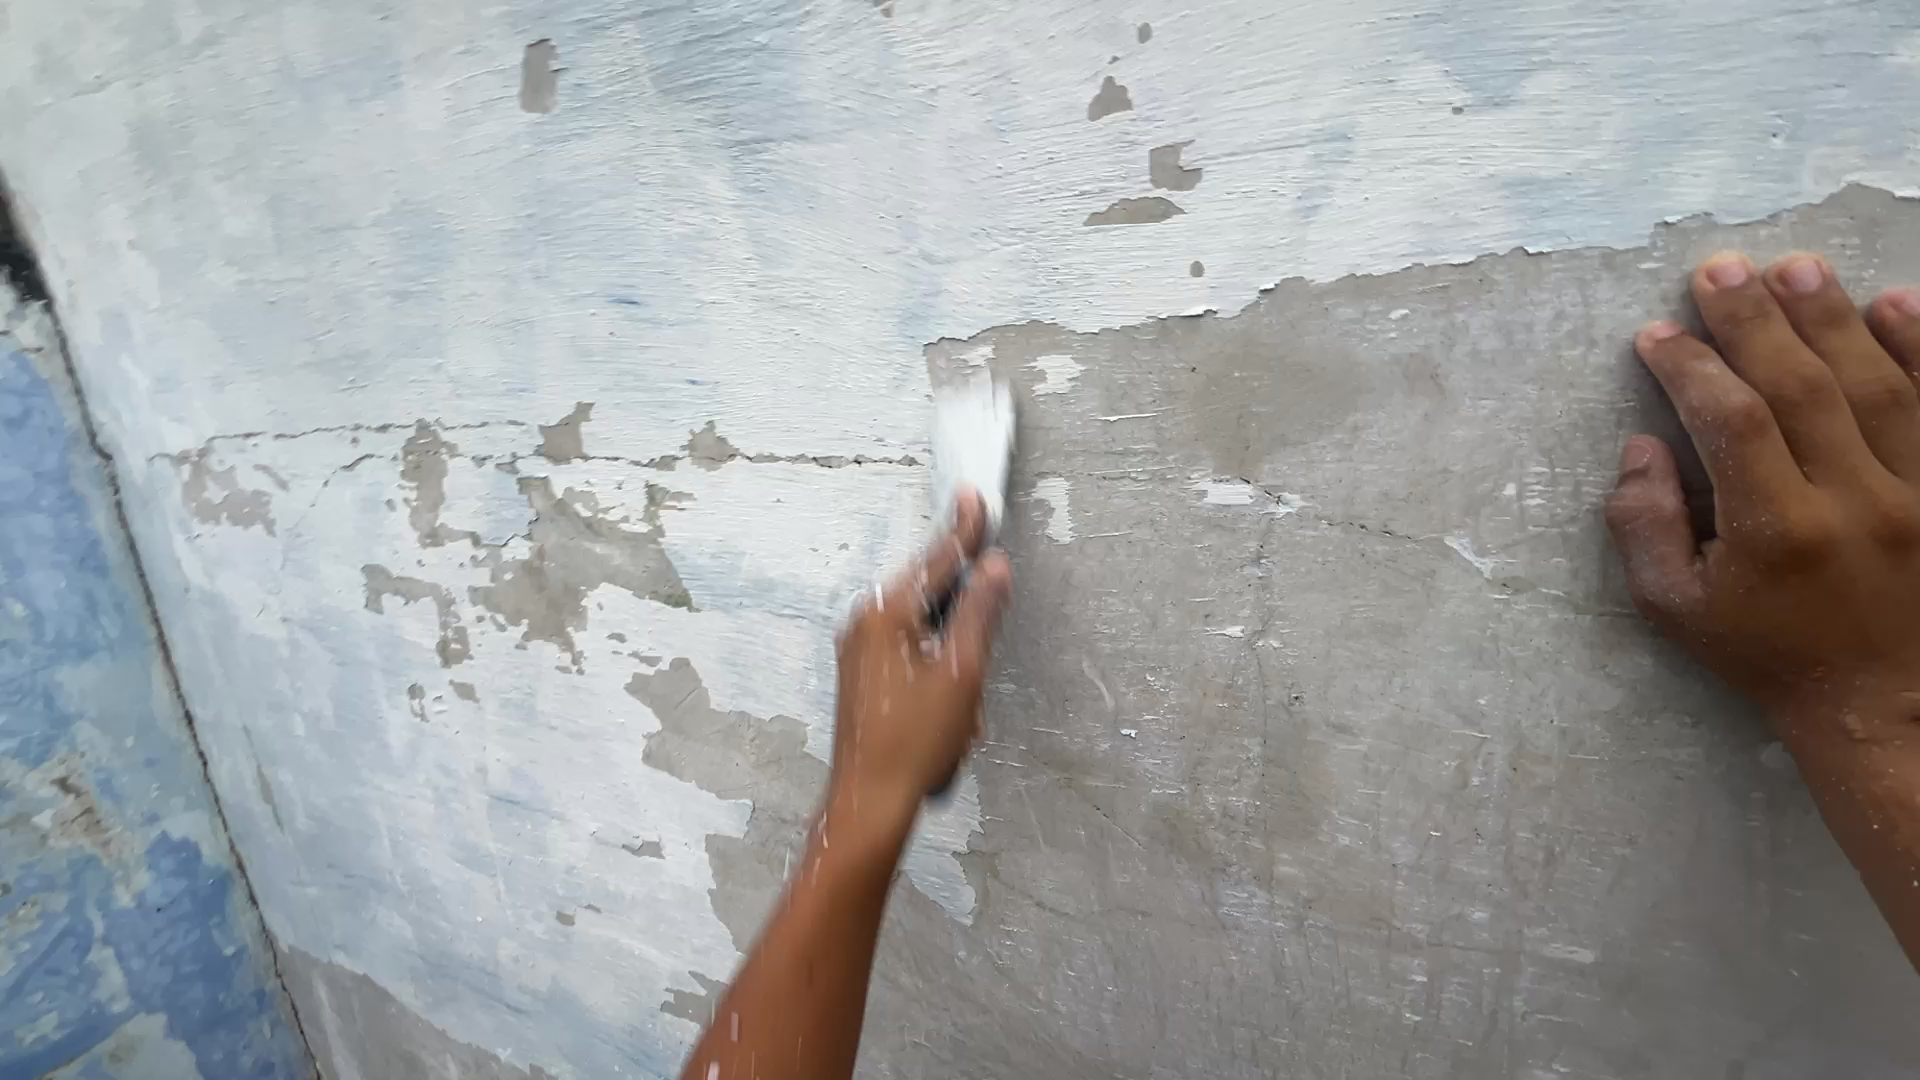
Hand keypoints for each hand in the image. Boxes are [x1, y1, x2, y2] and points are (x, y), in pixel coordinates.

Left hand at [830, 490, 1012, 812]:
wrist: (870, 800)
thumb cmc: (917, 740)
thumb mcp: (960, 672)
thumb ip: (979, 613)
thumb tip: (994, 565)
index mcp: (885, 615)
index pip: (935, 561)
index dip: (962, 528)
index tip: (974, 493)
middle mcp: (864, 622)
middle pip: (923, 583)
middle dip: (960, 576)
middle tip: (983, 543)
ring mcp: (859, 647)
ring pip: (917, 613)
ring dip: (951, 619)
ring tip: (972, 635)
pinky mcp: (863, 670)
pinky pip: (906, 637)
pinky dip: (934, 639)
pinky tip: (951, 662)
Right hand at [1607, 251, 1919, 732]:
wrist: (1888, 702)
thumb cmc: (1761, 651)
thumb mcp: (1670, 603)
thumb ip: (1644, 524)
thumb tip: (1641, 447)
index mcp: (1777, 529)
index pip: (1733, 424)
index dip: (1691, 370)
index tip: (1655, 335)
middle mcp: (1861, 499)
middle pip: (1807, 387)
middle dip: (1755, 323)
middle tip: (1719, 269)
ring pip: (1883, 384)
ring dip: (1833, 319)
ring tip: (1793, 268)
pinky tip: (1898, 302)